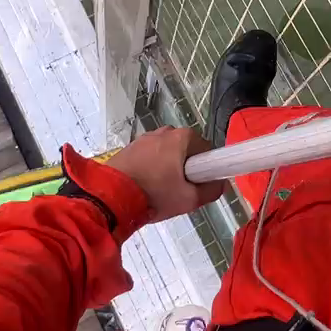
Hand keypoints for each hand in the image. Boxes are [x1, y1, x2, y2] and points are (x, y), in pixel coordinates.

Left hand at [104, 127, 224, 222]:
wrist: (109, 197)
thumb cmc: (154, 194)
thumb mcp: (190, 199)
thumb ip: (212, 191)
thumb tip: (220, 185)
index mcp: (184, 137)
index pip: (206, 150)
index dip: (206, 169)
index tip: (198, 185)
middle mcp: (166, 131)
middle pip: (186, 151)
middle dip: (186, 169)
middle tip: (179, 191)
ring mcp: (146, 138)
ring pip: (167, 154)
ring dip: (167, 169)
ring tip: (159, 191)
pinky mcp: (130, 147)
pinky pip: (150, 157)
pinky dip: (150, 169)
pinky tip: (144, 187)